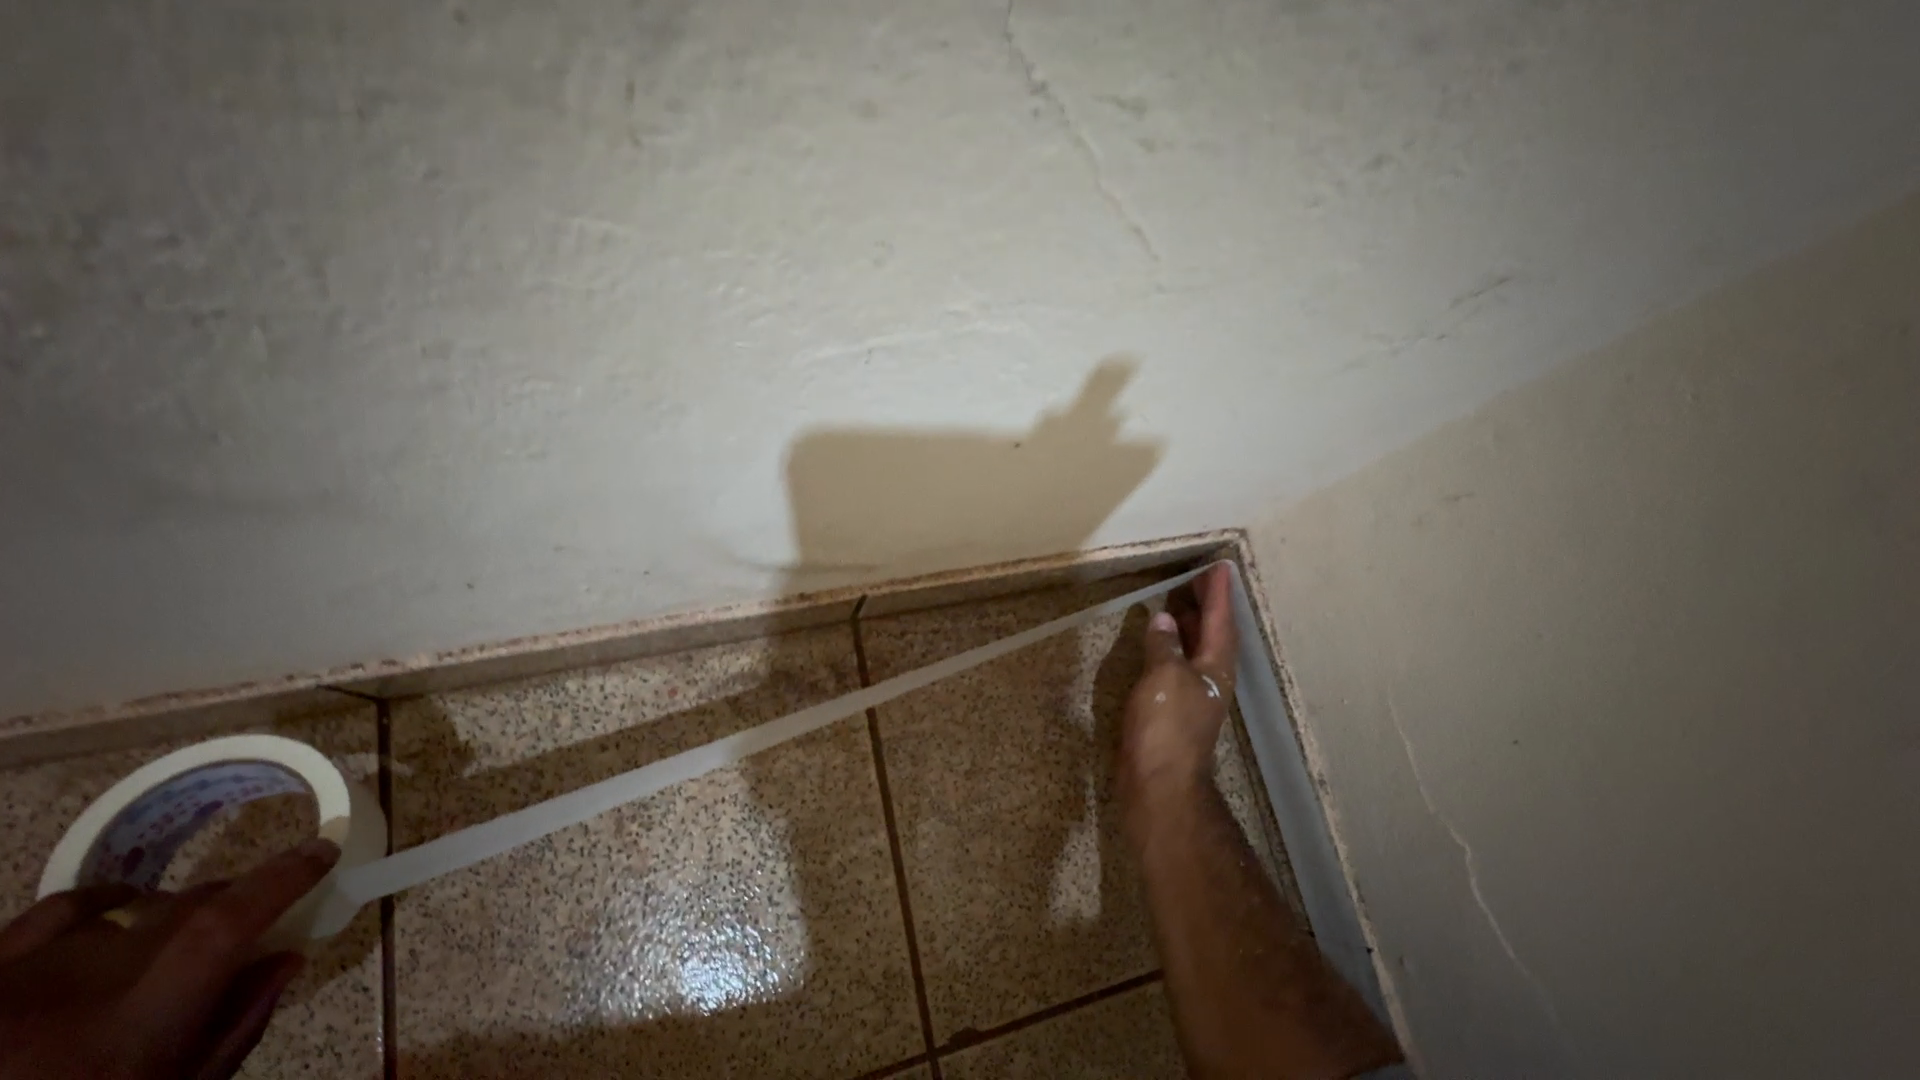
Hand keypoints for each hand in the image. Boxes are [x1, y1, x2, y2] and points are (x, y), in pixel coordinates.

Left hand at [0, 838, 339, 1079]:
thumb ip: (237, 1026)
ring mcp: (34, 970)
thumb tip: (286, 957)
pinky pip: (62, 909)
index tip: (323, 850)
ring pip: (137, 909)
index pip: (226, 924)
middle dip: (233, 903)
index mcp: (143, 1021)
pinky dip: (107, 901)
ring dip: (175, 914)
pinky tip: (121, 908)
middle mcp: (91, 979)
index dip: (282, 878)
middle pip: (187, 907)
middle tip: (251, 921)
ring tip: (179, 939)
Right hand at [1120, 564, 1237, 826]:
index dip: (1218, 593)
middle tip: (1194, 577)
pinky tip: (1158, 643)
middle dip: (1206, 605)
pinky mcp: (1173, 709)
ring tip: (1175, 601)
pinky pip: (1178, 664)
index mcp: (1216, 666)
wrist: (1158, 784)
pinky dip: (1172, 646)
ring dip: (1190, 624)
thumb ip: (1164, 645)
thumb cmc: (1166, 726)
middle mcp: (1211, 677)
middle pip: (1214, 633)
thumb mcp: (1164, 676)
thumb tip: (1163, 620)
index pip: (1221, 620)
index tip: (1219, 567)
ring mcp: (1193, 695)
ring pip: (1196, 649)